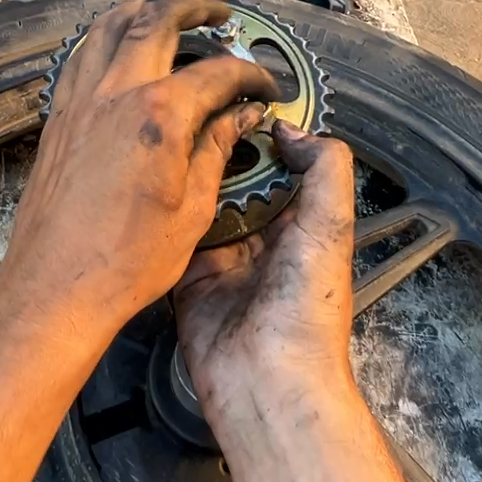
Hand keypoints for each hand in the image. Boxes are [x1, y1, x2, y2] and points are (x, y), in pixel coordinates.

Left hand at [0, 0, 279, 343]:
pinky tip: (118, 46)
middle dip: (195, 6)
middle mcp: (116, 91)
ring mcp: (81, 98)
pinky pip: (81, 54)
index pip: (217, 73)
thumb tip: (243, 115)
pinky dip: (104, 36)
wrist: (54, 287)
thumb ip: (218, 148)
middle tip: (220, 12)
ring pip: (109, 25)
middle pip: (157, 18)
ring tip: (169, 11)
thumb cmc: (130, 259)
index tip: (267, 87)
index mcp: (159, 114)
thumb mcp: (194, 210)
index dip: (251, 74)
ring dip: (144, 8)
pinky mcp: (58, 114)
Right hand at [172, 127, 434, 481]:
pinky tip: (151, 184)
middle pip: (235, 179)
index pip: (278, 164)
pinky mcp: (189, 275)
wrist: (267, 381)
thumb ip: (325, 168)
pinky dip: (166, 214)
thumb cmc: (307, 307)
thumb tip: (289, 128)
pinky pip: (174, 235)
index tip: (235, 101)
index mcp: (298, 221)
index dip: (260, 135)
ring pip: (202, 201)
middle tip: (191, 118)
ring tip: (167, 141)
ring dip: (189, 178)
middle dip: (218, 152)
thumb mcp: (331, 225)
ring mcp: (222, 254)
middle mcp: (260, 234)